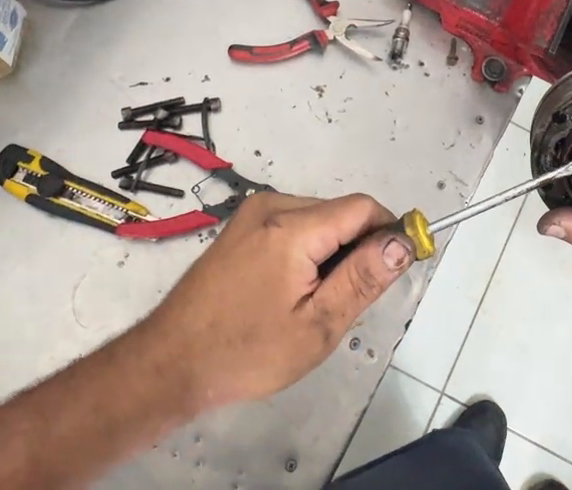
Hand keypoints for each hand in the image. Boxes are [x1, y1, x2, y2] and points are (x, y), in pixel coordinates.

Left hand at [137, 192, 414, 413]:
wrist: (168, 364)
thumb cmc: (245, 352)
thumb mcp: (316, 326)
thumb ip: (363, 278)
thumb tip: (403, 242)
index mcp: (292, 227)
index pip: (363, 208)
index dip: (388, 233)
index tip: (391, 271)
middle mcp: (273, 205)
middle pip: (341, 212)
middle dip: (356, 248)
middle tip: (342, 300)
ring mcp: (253, 213)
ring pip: (320, 218)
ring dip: (331, 250)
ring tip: (310, 300)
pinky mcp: (242, 226)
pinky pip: (295, 224)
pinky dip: (307, 249)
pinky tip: (288, 290)